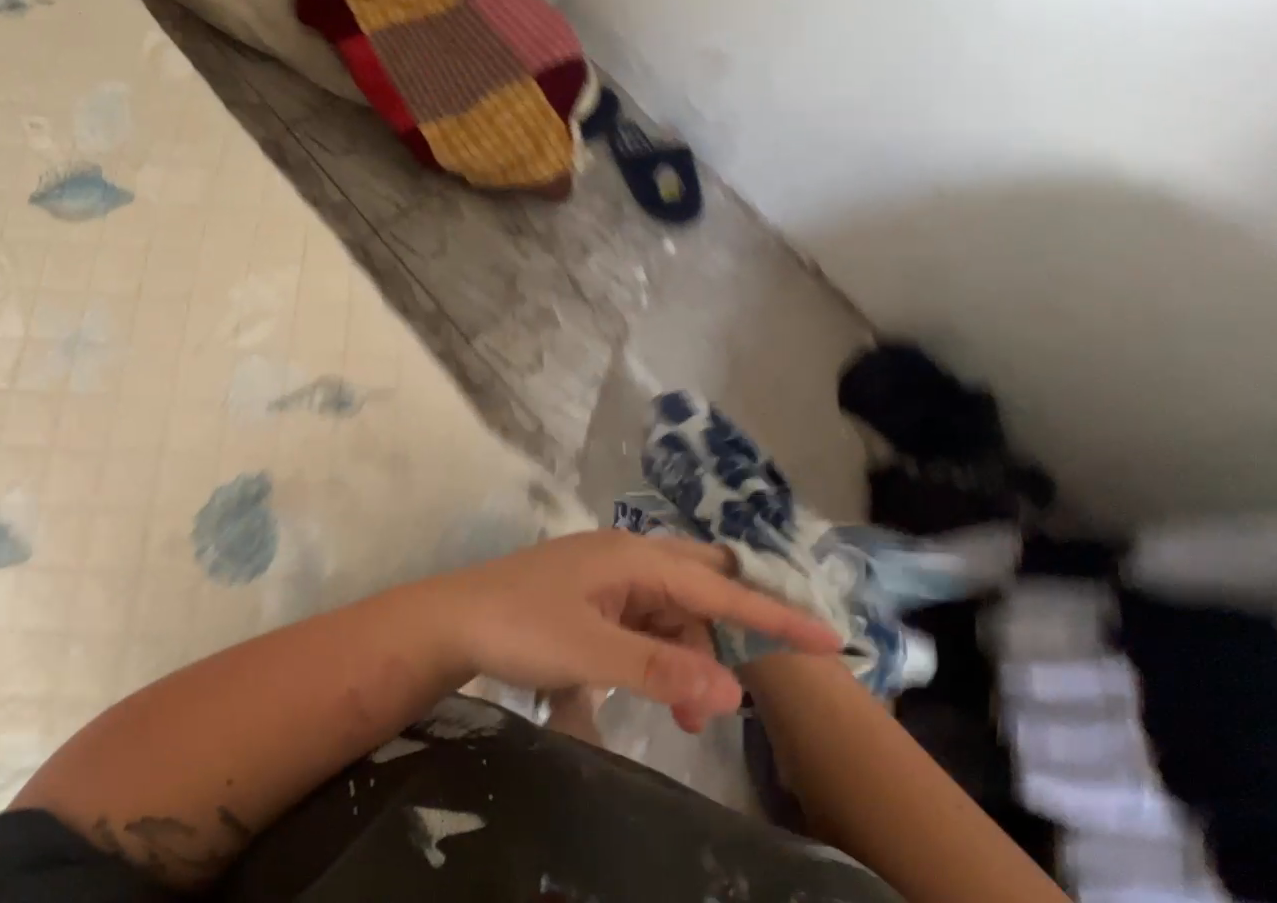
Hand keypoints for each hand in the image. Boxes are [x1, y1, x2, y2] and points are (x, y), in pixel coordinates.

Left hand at [422, 529, 840, 731]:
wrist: (446, 621)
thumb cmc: (517, 627)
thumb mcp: (591, 653)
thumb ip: (661, 672)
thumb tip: (733, 695)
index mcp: (632, 557)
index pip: (720, 587)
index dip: (774, 618)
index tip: (831, 642)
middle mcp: (623, 557)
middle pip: (698, 594)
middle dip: (720, 645)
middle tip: (724, 700)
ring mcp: (601, 576)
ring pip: (668, 615)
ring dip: (683, 662)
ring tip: (681, 720)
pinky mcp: (582, 597)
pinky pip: (638, 623)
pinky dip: (652, 656)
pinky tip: (647, 689)